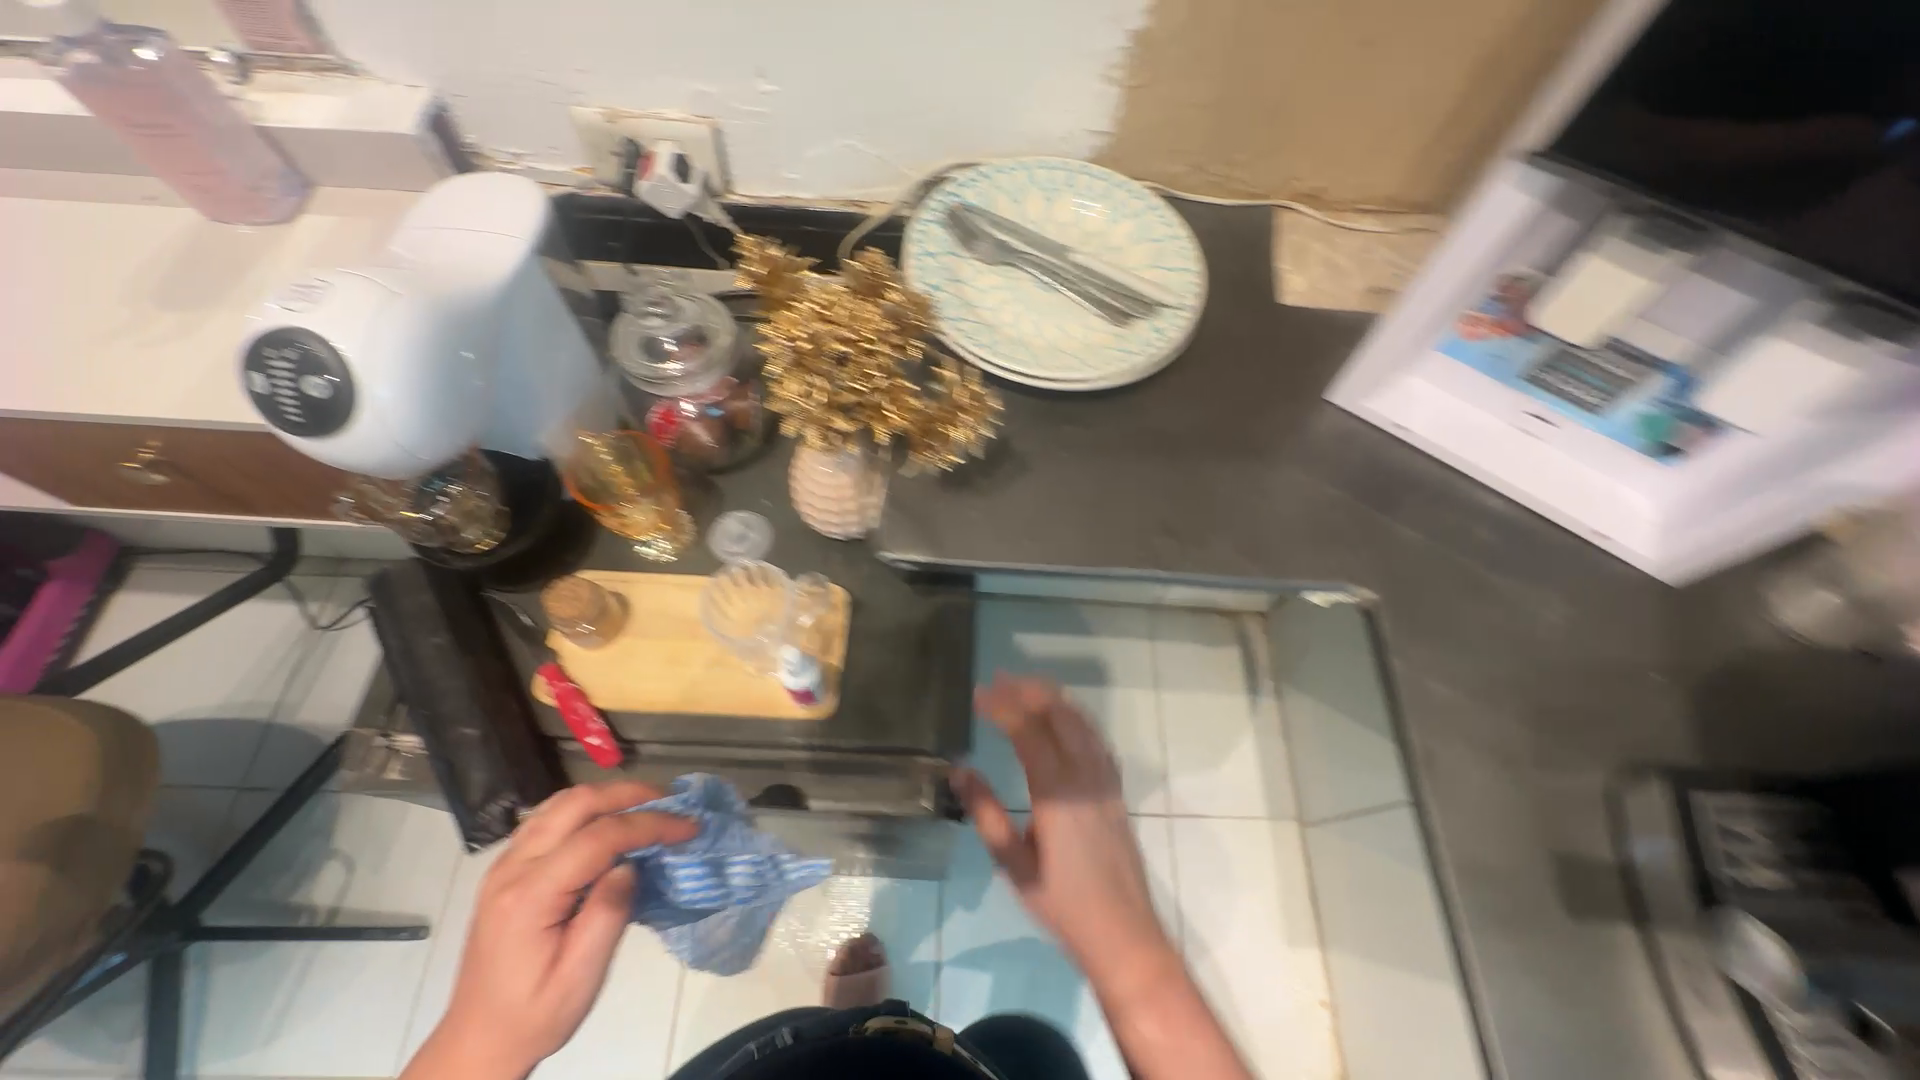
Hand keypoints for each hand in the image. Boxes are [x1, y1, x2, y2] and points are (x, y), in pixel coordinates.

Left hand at [404, 782, 696, 1079]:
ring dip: (608, 797)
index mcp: (530, 895)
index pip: (599, 836)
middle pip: (577, 803)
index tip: (689, 827)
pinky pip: (549, 818)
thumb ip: (608, 914)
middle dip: (630, 795)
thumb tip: (632, 865)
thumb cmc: (534, 1015)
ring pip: (560, 803)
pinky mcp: (507, 869)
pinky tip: (610, 824)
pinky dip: (586, 809)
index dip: (649, 824)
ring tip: (649, 808)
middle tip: (673, 805)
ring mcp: (505, 865)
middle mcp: (512, 868)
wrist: (478, 1040)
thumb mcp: (580, 977)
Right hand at [951, 674, 1174, 988]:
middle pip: (1059, 715)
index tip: (978, 693)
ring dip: (1053, 699)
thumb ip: (985, 812)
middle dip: (1028, 691)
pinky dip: (1075, 717)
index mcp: (1056, 791)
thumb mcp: (1013, 863)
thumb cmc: (1060, 902)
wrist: (1122, 931)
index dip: (1003, 706)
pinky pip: (1096, 739)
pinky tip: (1064, 719)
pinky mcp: (1115, 791)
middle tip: (998, 681)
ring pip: (1082, 722)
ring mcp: (1105, 781)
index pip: (1027, 730)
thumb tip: (959, 769)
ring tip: (1025, 688)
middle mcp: (1085, 776)